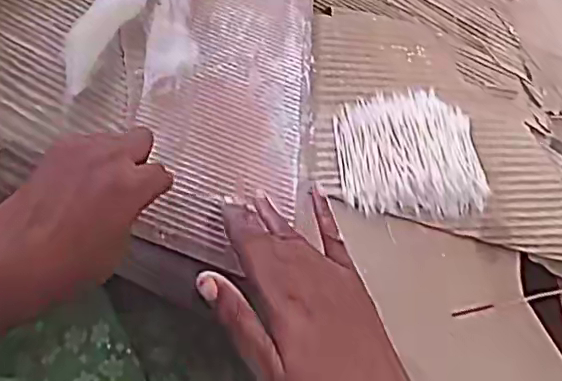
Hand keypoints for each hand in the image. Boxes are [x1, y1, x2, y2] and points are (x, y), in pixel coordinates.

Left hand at [0, 129, 172, 312]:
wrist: (17, 253)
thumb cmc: (70, 266)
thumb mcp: (116, 248)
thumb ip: (130, 213)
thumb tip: (128, 202)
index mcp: (131, 185)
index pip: (160, 172)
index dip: (157, 187)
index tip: (151, 196)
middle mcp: (110, 156)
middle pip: (141, 137)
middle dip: (140, 157)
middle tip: (127, 183)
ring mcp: (83, 146)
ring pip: (111, 138)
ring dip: (112, 156)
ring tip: (95, 184)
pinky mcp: (59, 145)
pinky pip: (85, 143)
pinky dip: (86, 157)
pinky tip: (73, 181)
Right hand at [199, 191, 407, 380]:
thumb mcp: (269, 368)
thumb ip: (238, 320)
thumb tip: (208, 282)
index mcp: (283, 296)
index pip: (252, 246)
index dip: (235, 223)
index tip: (223, 207)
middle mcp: (307, 278)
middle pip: (272, 238)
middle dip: (251, 217)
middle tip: (234, 200)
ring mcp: (332, 278)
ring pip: (297, 236)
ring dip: (277, 216)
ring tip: (261, 197)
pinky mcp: (353, 284)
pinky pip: (335, 239)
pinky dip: (324, 214)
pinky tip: (318, 197)